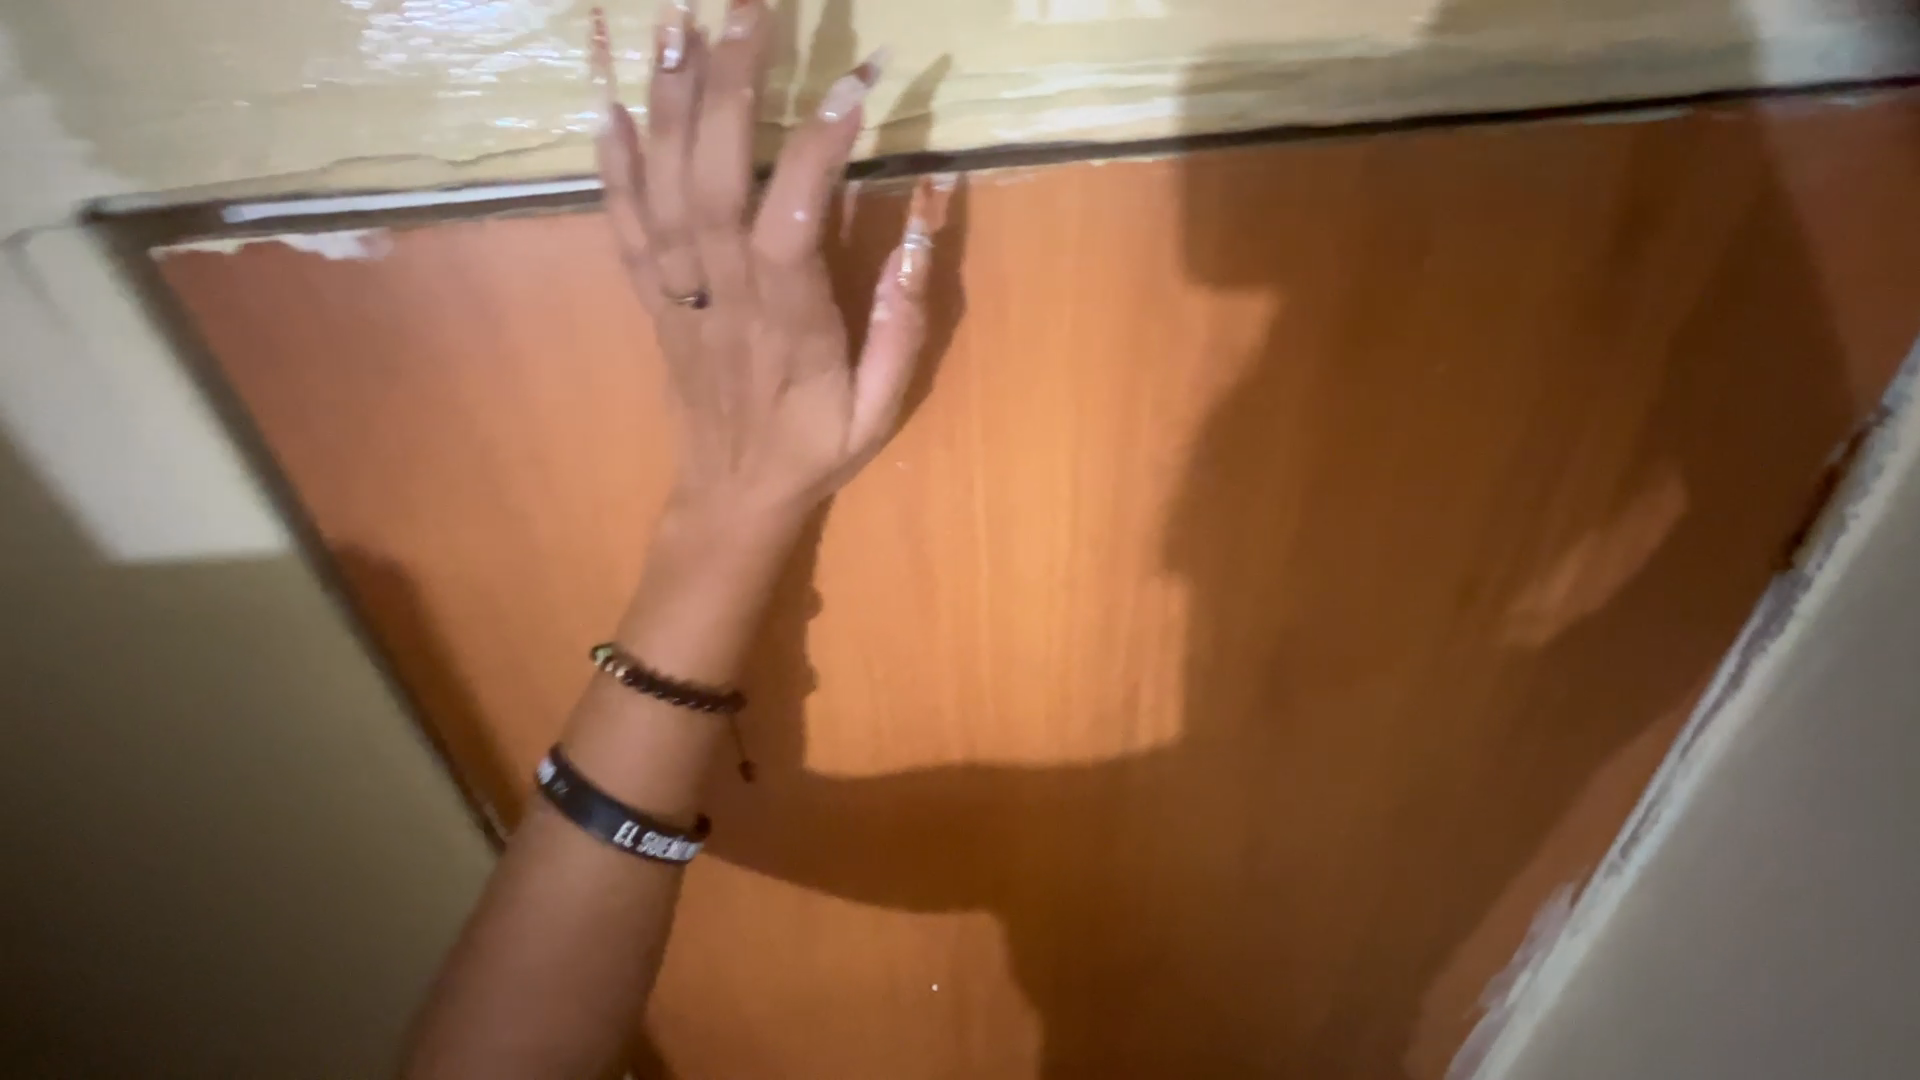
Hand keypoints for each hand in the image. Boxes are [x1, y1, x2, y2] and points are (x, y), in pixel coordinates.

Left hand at [592, 3, 948, 526]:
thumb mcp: (880, 410)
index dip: (816, 147)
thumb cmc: (813, 451)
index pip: (791, 220)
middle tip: (751, 7)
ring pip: (661, 188)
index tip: (855, 83)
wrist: (732, 494)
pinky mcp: (653, 300)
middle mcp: (724, 298)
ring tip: (678, 20)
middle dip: (729, 83)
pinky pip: (621, 227)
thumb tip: (919, 239)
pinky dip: (610, 166)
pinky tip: (608, 105)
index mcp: (789, 326)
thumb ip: (901, 330)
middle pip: (712, 178)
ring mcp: (678, 296)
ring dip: (667, 99)